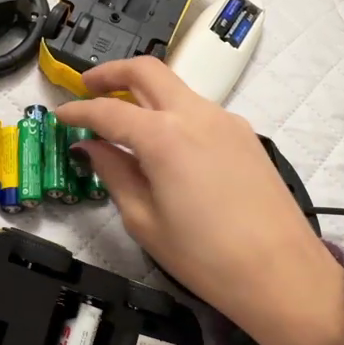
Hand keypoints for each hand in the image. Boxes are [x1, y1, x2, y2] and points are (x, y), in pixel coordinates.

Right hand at [53, 57, 343, 344]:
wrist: (283, 275)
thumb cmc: (206, 257)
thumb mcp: (144, 220)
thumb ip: (114, 173)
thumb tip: (92, 146)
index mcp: (164, 137)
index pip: (108, 110)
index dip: (78, 111)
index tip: (60, 116)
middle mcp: (195, 115)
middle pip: (146, 70)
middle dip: (111, 72)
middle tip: (87, 87)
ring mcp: (225, 120)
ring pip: (175, 86)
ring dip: (143, 91)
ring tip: (122, 117)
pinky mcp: (244, 134)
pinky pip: (197, 108)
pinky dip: (170, 111)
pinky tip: (161, 141)